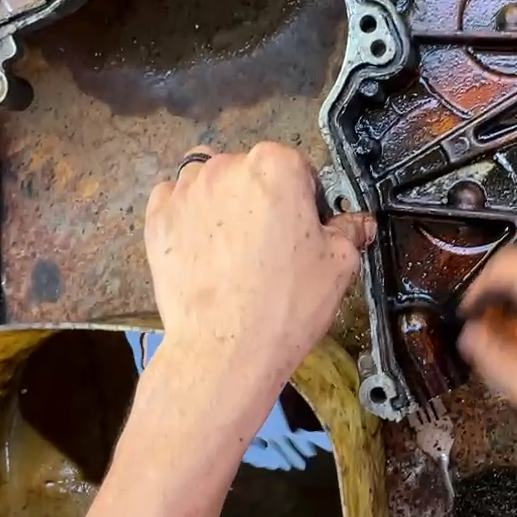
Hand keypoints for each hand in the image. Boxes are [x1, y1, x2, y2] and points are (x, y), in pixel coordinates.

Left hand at [144, 142, 373, 412]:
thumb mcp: (339, 265)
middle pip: (252, 172)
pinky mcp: (158, 219)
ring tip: (235, 247)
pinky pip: (175, 201)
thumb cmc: (283, 306)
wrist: (224, 350)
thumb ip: (350, 230)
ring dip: (224, 202)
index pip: (298, 168)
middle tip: (273, 246)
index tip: (305, 228)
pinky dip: (189, 216)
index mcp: (276, 167)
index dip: (305, 200)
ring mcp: (187, 192)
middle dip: (263, 200)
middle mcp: (228, 168)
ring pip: (211, 182)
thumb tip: (357, 223)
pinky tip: (205, 249)